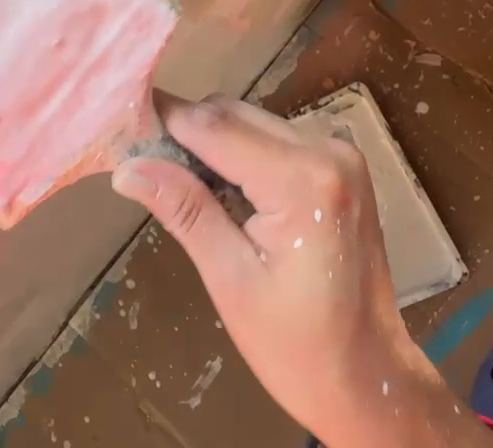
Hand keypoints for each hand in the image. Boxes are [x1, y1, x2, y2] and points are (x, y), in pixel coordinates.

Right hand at [111, 98, 490, 447]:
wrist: (371, 377)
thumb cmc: (299, 347)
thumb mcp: (231, 280)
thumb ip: (185, 211)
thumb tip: (126, 167)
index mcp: (303, 180)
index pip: (215, 126)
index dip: (163, 121)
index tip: (120, 125)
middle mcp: (327, 150)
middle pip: (233, 115)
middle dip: (184, 131)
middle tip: (140, 159)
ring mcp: (339, 153)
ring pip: (252, 121)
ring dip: (210, 141)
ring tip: (175, 178)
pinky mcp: (340, 164)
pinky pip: (274, 138)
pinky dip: (239, 151)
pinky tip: (219, 186)